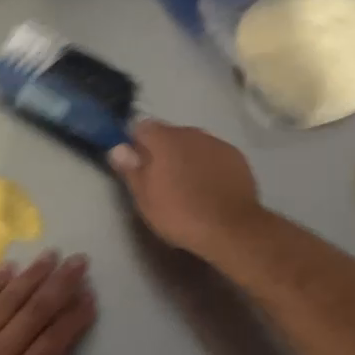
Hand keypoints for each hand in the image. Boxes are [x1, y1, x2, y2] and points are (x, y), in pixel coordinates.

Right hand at [108, 120, 264, 255]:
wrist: (231, 227)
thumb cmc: (180, 214)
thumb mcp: (145, 198)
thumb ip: (131, 169)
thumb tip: (118, 148)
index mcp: (164, 139)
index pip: (141, 127)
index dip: (136, 144)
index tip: (136, 164)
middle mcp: (190, 132)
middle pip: (169, 134)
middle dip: (163, 151)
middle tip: (162, 180)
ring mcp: (216, 142)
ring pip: (193, 143)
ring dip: (187, 157)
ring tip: (188, 185)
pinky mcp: (236, 156)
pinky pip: (214, 154)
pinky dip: (209, 164)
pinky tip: (210, 186)